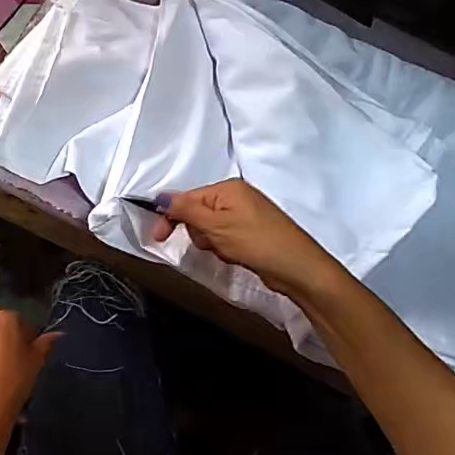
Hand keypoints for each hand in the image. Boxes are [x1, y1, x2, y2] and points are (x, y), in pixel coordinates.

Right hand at [152, 178, 343, 296]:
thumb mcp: (215, 225)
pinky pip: (224, 235)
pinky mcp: (252, 231)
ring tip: (227, 251)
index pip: (186, 197)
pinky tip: (235, 255)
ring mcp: (246, 213)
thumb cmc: (255, 242)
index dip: (169, 217)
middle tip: (211, 244)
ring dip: (211, 242)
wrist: (297, 267)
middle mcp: (236, 195)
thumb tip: (160, 197)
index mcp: (227, 187)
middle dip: (197, 232)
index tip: (158, 239)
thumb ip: (185, 210)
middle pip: (197, 211)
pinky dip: (224, 246)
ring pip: (209, 227)